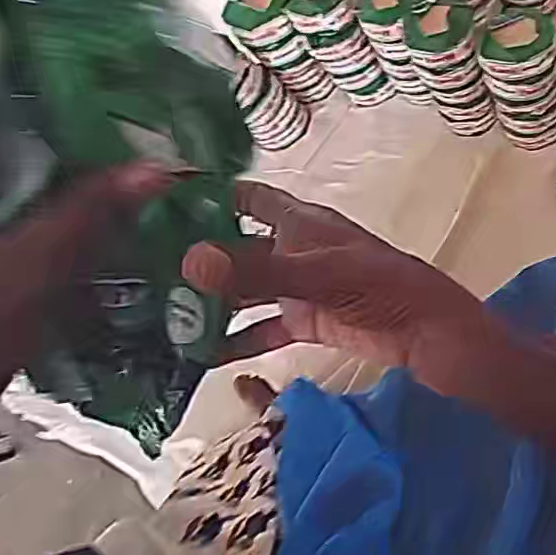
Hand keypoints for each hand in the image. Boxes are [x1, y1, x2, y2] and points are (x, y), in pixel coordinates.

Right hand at [180, 182, 504, 403]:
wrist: (426, 330)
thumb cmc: (380, 287)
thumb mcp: (320, 274)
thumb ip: (260, 270)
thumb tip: (189, 259)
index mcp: (301, 223)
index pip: (247, 199)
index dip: (207, 196)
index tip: (149, 204)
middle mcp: (295, 250)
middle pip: (236, 247)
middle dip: (194, 257)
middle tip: (129, 273)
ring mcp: (299, 288)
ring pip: (244, 291)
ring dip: (207, 303)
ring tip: (148, 318)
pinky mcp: (306, 322)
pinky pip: (259, 329)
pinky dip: (231, 340)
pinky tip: (193, 357)